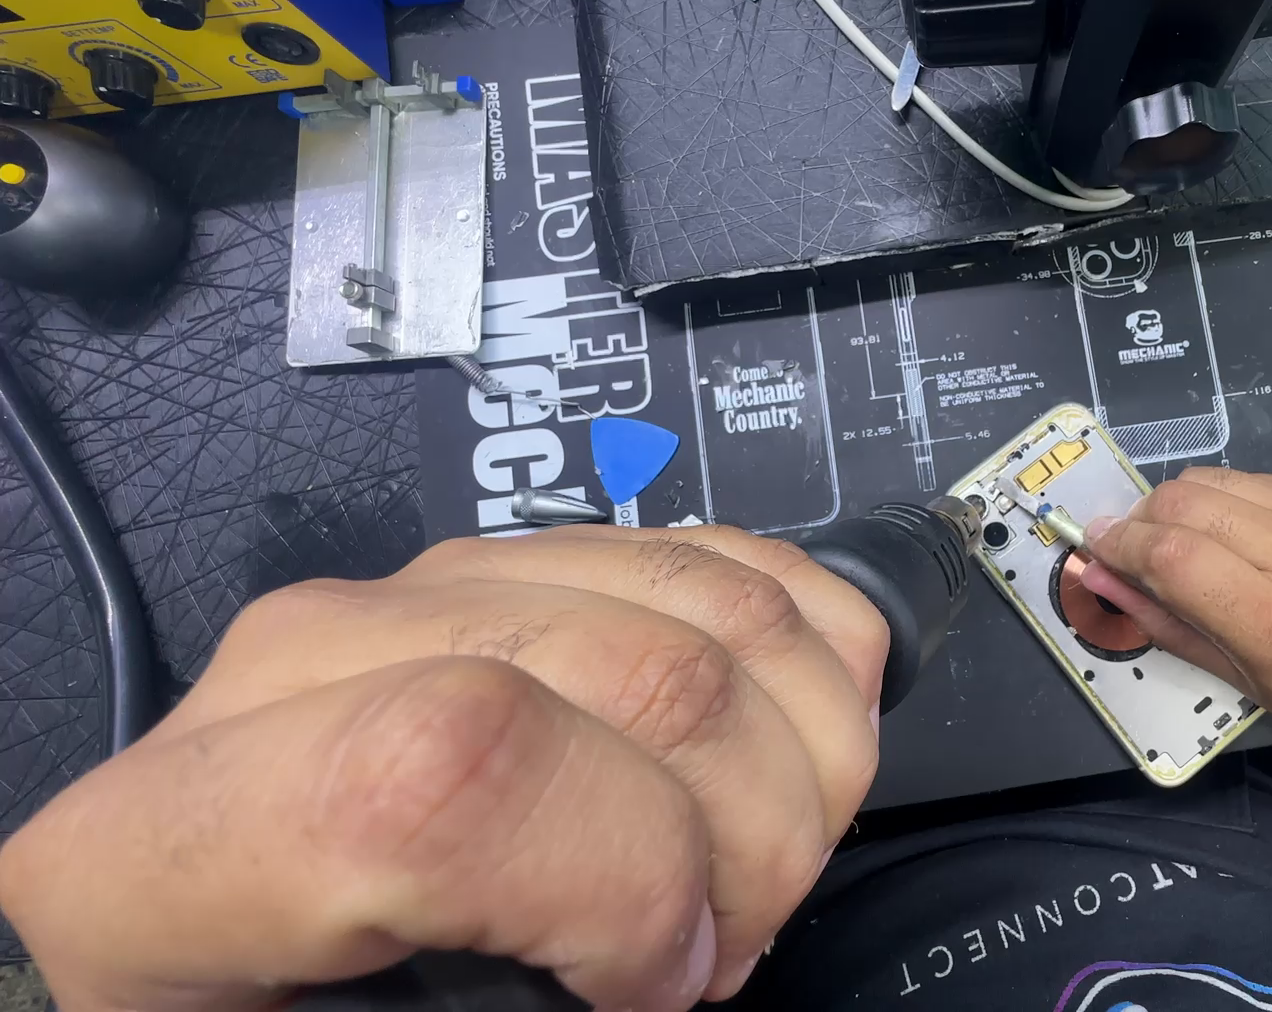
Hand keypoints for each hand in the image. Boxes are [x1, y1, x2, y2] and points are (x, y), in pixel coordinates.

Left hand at [0, 525, 887, 1011]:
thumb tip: (694, 946)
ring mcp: (482, 568)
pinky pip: (752, 560)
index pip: (450, 767)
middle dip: (763, 829)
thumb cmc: (327, 999)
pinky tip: (796, 730)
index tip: (663, 975)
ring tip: (767, 834)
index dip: (622, 875)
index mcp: (201, 822)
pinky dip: (827, 650)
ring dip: (813, 748)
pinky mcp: (580, 548)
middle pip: (653, 675)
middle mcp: (343, 644)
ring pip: (733, 605)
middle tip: (738, 924)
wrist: (290, 874)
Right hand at [1077, 468, 1271, 748]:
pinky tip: (1226, 530)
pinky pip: (1245, 478)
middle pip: (1182, 502)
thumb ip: (1162, 622)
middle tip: (1130, 546)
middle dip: (1137, 519)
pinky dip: (1215, 499)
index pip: (1171, 557)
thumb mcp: (1240, 680)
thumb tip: (1100, 577)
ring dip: (1172, 504)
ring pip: (1207, 479)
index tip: (1095, 548)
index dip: (1119, 546)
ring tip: (1175, 537)